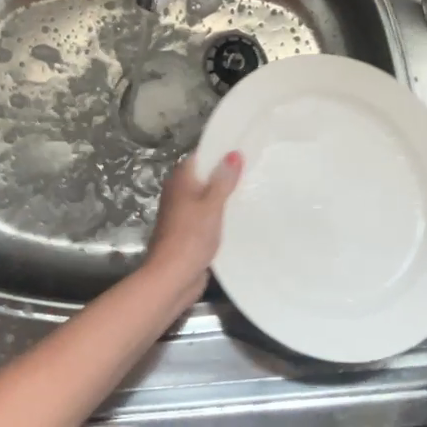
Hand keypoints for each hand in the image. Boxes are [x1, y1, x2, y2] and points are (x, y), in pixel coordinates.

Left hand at [146, 152, 241, 293]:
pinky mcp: (190, 232)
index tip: (244, 148)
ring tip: (254, 189)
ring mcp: (184, 213)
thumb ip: (223, 180)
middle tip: (255, 169)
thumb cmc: (190, 237)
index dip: (220, 151)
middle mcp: (180, 192)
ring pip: (208, 197)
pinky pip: (209, 216)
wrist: (171, 278)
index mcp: (181, 179)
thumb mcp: (211, 205)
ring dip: (225, 196)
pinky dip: (222, 215)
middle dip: (226, 174)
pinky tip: (242, 216)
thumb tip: (234, 152)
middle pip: (205, 176)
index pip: (201, 156)